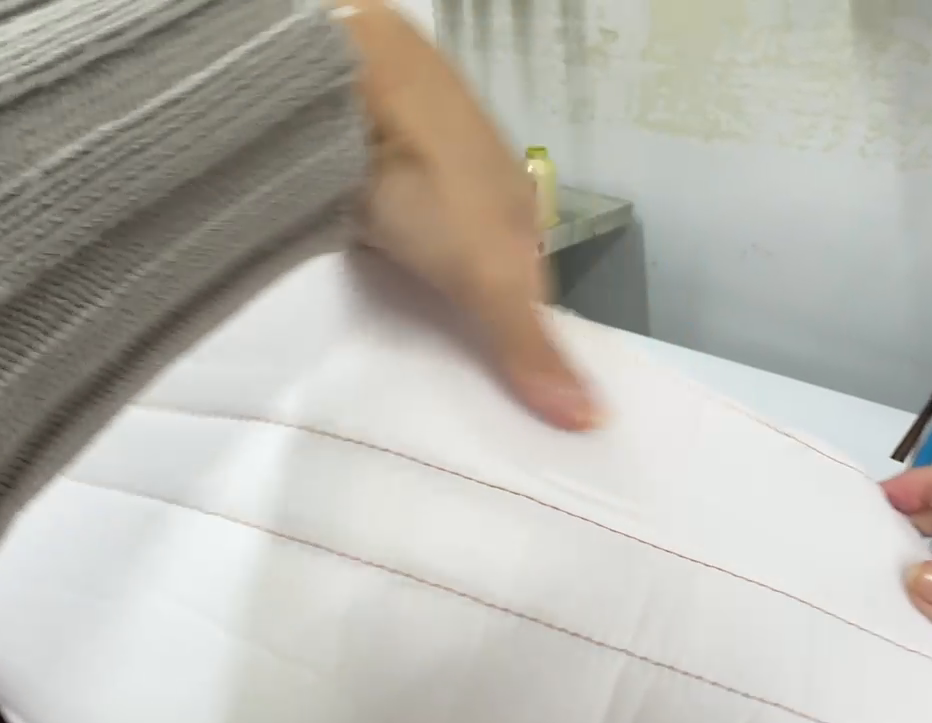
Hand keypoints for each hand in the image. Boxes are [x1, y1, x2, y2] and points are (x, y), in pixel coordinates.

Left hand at [333, 2, 599, 429]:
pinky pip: (381, 246)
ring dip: (419, 306)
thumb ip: (529, 346)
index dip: (519, 347)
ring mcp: (415, 184)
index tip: (501, 404)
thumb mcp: (489, 274)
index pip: (531, 295)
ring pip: (427, 264)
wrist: (336, 92)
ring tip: (403, 365)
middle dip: (465, 331)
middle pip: (477, 280)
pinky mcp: (363, 181)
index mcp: (518, 209)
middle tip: (446, 395)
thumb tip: (595, 421)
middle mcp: (473, 195)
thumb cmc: (430, 182)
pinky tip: (366, 303)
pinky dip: (380, 276)